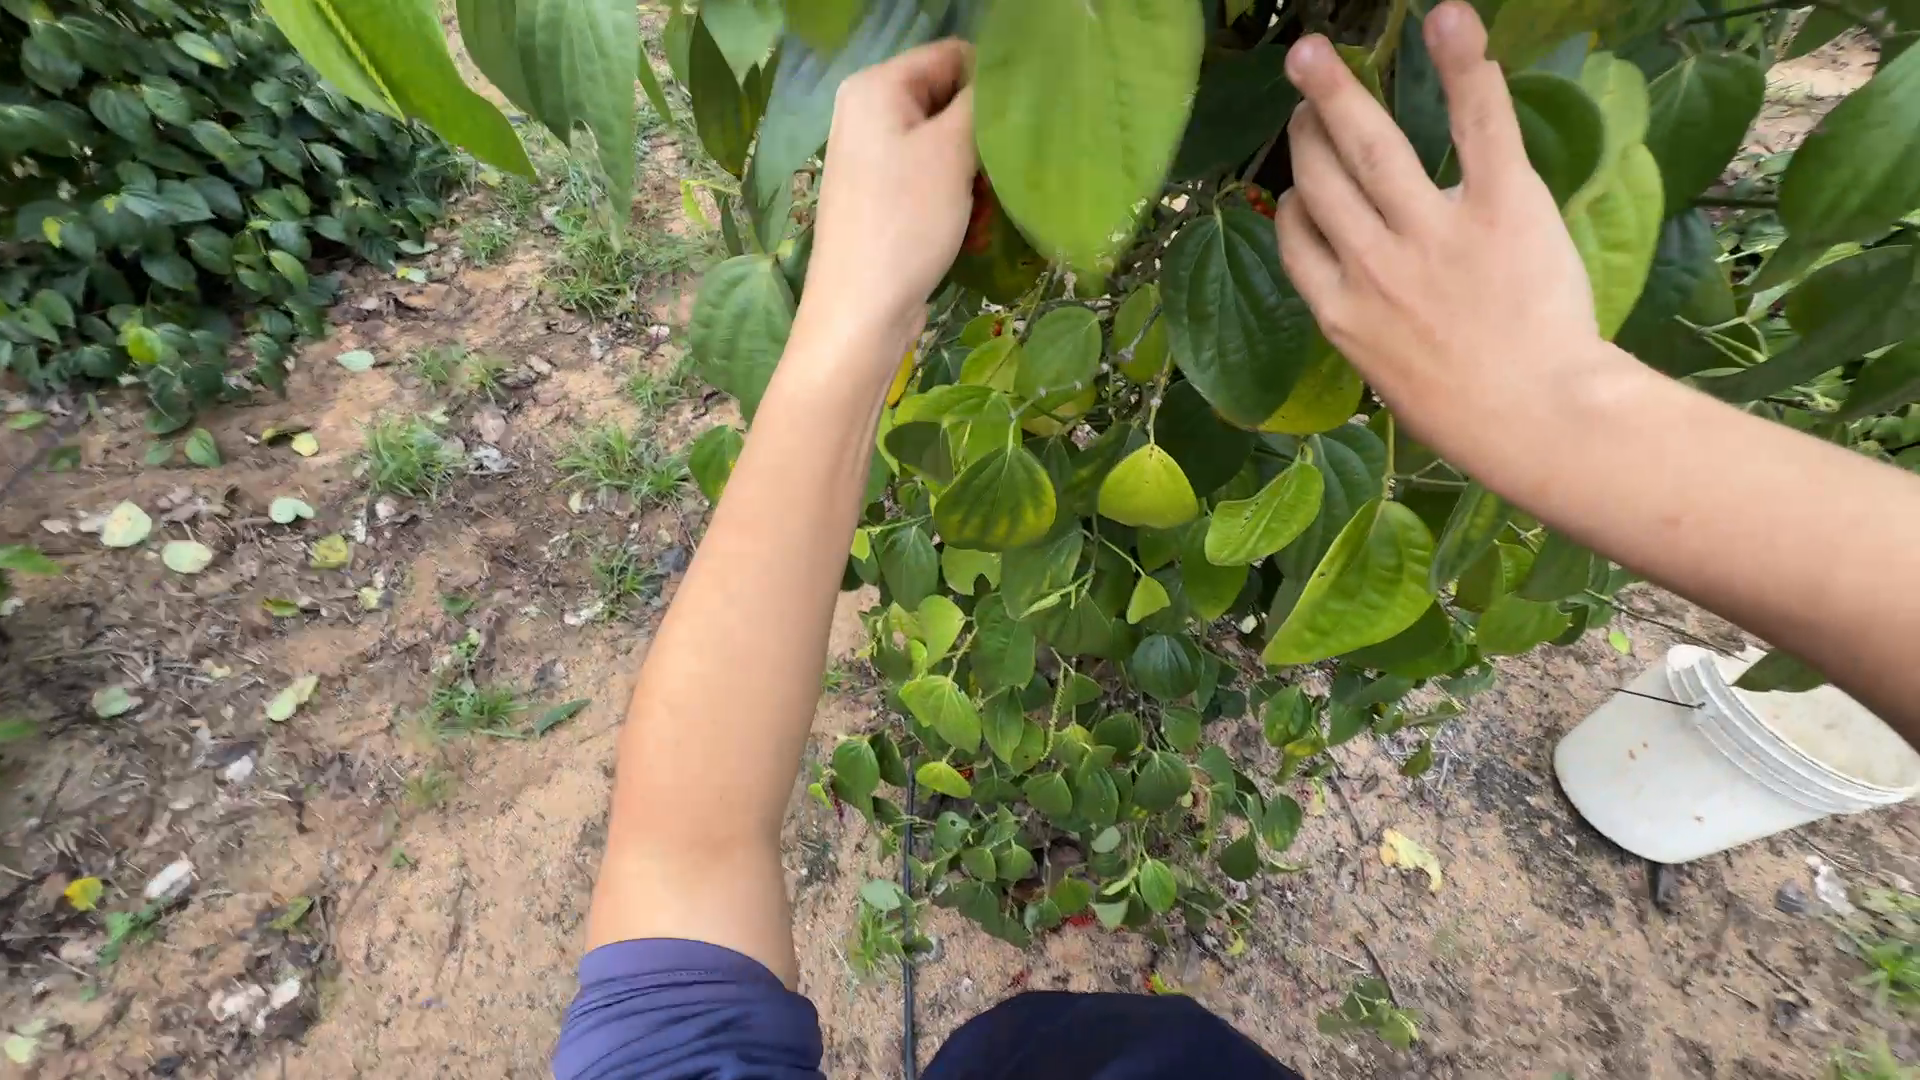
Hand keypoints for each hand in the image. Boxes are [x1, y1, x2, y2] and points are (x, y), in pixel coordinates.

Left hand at [803, 39, 976, 354]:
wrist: (862, 311)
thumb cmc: (906, 224)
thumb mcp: (952, 152)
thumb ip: (982, 104)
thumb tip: (1006, 80)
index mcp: (876, 87)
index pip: (953, 57)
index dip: (991, 88)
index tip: (1015, 133)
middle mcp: (867, 116)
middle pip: (949, 107)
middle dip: (981, 144)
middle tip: (995, 183)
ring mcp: (872, 163)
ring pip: (944, 152)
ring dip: (974, 181)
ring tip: (981, 215)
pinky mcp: (881, 204)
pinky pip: (929, 186)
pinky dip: (954, 204)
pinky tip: (966, 234)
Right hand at [1274, 1, 1616, 454]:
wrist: (1527, 414)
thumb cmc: (1453, 407)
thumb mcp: (1377, 371)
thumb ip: (1356, 318)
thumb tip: (1352, 285)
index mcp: (1335, 309)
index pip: (1294, 236)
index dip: (1292, 200)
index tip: (1299, 184)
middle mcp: (1366, 264)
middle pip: (1319, 182)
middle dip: (1304, 132)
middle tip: (1304, 94)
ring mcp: (1427, 234)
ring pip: (1369, 148)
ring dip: (1337, 93)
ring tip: (1316, 55)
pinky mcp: (1498, 206)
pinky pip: (1474, 126)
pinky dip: (1461, 67)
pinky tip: (1445, 19)